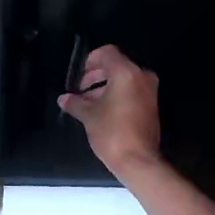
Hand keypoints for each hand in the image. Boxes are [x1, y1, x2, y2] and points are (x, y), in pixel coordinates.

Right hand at [57, 45, 162, 177]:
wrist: (138, 161)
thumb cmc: (112, 134)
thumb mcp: (89, 116)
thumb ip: (76, 103)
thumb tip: (63, 99)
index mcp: (126, 73)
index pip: (107, 53)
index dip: (90, 61)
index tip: (79, 76)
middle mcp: (141, 76)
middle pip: (116, 66)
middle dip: (96, 76)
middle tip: (81, 90)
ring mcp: (149, 91)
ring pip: (124, 80)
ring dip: (105, 87)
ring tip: (88, 103)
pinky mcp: (151, 106)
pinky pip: (132, 92)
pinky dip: (117, 96)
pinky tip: (103, 111)